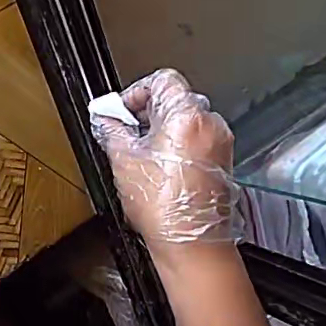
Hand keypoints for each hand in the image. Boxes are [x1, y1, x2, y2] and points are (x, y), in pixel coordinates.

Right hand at [91, 68, 241, 247]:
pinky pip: (196, 140)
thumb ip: (111, 130)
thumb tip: (104, 118)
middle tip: (125, 131)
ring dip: (162, 130)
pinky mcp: (222, 161)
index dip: (135, 92)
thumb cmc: (165, 209)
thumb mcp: (123, 161)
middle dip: (147, 113)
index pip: (162, 80)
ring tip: (141, 154)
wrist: (192, 244)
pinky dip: (177, 145)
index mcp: (187, 116)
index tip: (120, 110)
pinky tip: (158, 168)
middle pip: (175, 99)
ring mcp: (220, 144)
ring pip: (186, 121)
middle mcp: (210, 125)